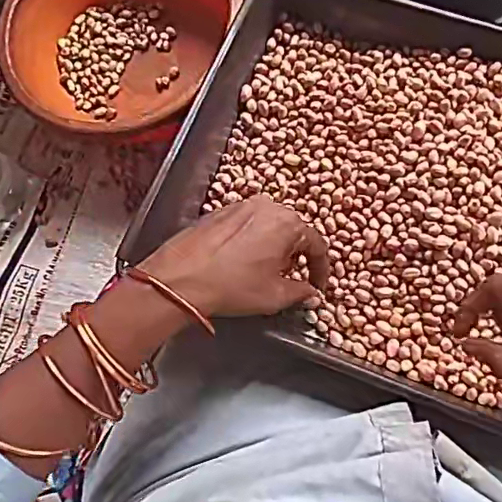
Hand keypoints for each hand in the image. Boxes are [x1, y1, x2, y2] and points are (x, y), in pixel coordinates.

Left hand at [137, 196, 330, 317]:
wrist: (180, 279)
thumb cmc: (230, 286)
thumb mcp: (275, 296)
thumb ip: (301, 292)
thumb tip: (309, 292)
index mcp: (288, 223)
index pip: (317, 245)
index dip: (320, 269)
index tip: (317, 285)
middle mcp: (267, 206)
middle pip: (293, 231)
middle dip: (296, 257)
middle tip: (291, 280)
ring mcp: (240, 206)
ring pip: (269, 226)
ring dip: (273, 247)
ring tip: (264, 273)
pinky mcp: (218, 212)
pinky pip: (246, 225)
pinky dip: (251, 242)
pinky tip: (241, 264)